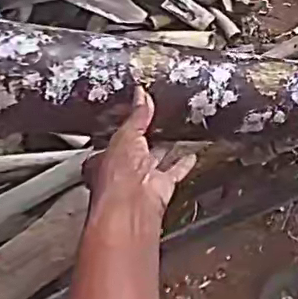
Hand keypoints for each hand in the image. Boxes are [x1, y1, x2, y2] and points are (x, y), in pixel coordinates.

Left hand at [84, 86, 197, 243]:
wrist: (132, 205)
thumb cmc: (116, 176)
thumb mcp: (126, 135)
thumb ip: (137, 115)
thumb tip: (141, 94)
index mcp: (106, 158)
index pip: (117, 138)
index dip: (127, 127)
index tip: (138, 113)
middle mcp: (123, 171)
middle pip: (137, 151)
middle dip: (147, 140)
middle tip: (159, 124)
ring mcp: (142, 180)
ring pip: (156, 160)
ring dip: (166, 151)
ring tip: (177, 136)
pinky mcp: (161, 187)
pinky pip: (174, 171)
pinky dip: (183, 164)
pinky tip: (191, 155)